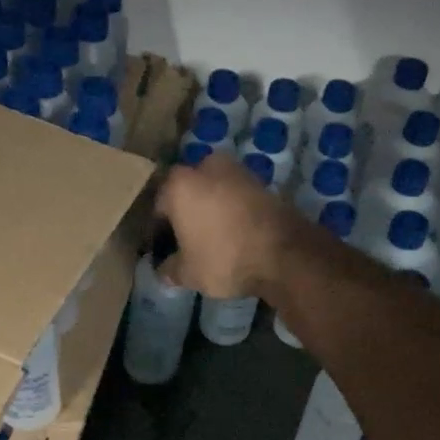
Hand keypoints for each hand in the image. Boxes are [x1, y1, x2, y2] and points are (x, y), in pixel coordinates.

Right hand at [155, 151, 306, 298]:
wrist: (282, 251)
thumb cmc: (224, 258)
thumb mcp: (189, 273)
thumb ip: (170, 270)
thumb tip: (163, 272)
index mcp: (178, 184)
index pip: (157, 208)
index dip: (157, 233)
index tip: (161, 252)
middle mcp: (204, 166)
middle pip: (186, 194)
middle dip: (183, 217)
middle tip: (185, 245)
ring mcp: (236, 170)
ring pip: (211, 193)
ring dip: (208, 213)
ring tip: (210, 241)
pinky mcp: (260, 181)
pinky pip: (234, 198)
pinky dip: (229, 212)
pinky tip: (232, 235)